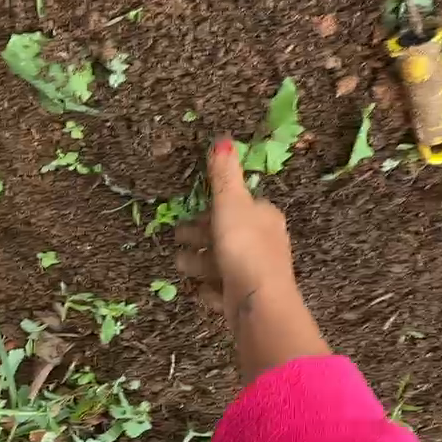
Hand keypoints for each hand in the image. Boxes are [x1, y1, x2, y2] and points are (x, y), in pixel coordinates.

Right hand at [175, 137, 298, 319]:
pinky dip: (210, 288)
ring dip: (199, 262)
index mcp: (264, 217)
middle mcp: (264, 243)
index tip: (192, 211)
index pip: (238, 206)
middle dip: (200, 235)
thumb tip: (222, 139)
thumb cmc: (244, 247)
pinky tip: (199, 290)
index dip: (214, 208)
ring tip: (179, 263)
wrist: (256, 301)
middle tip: (177, 237)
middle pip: (227, 234)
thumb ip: (223, 175)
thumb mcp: (230, 204)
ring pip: (221, 262)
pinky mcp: (244, 297)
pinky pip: (223, 289)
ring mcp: (255, 272)